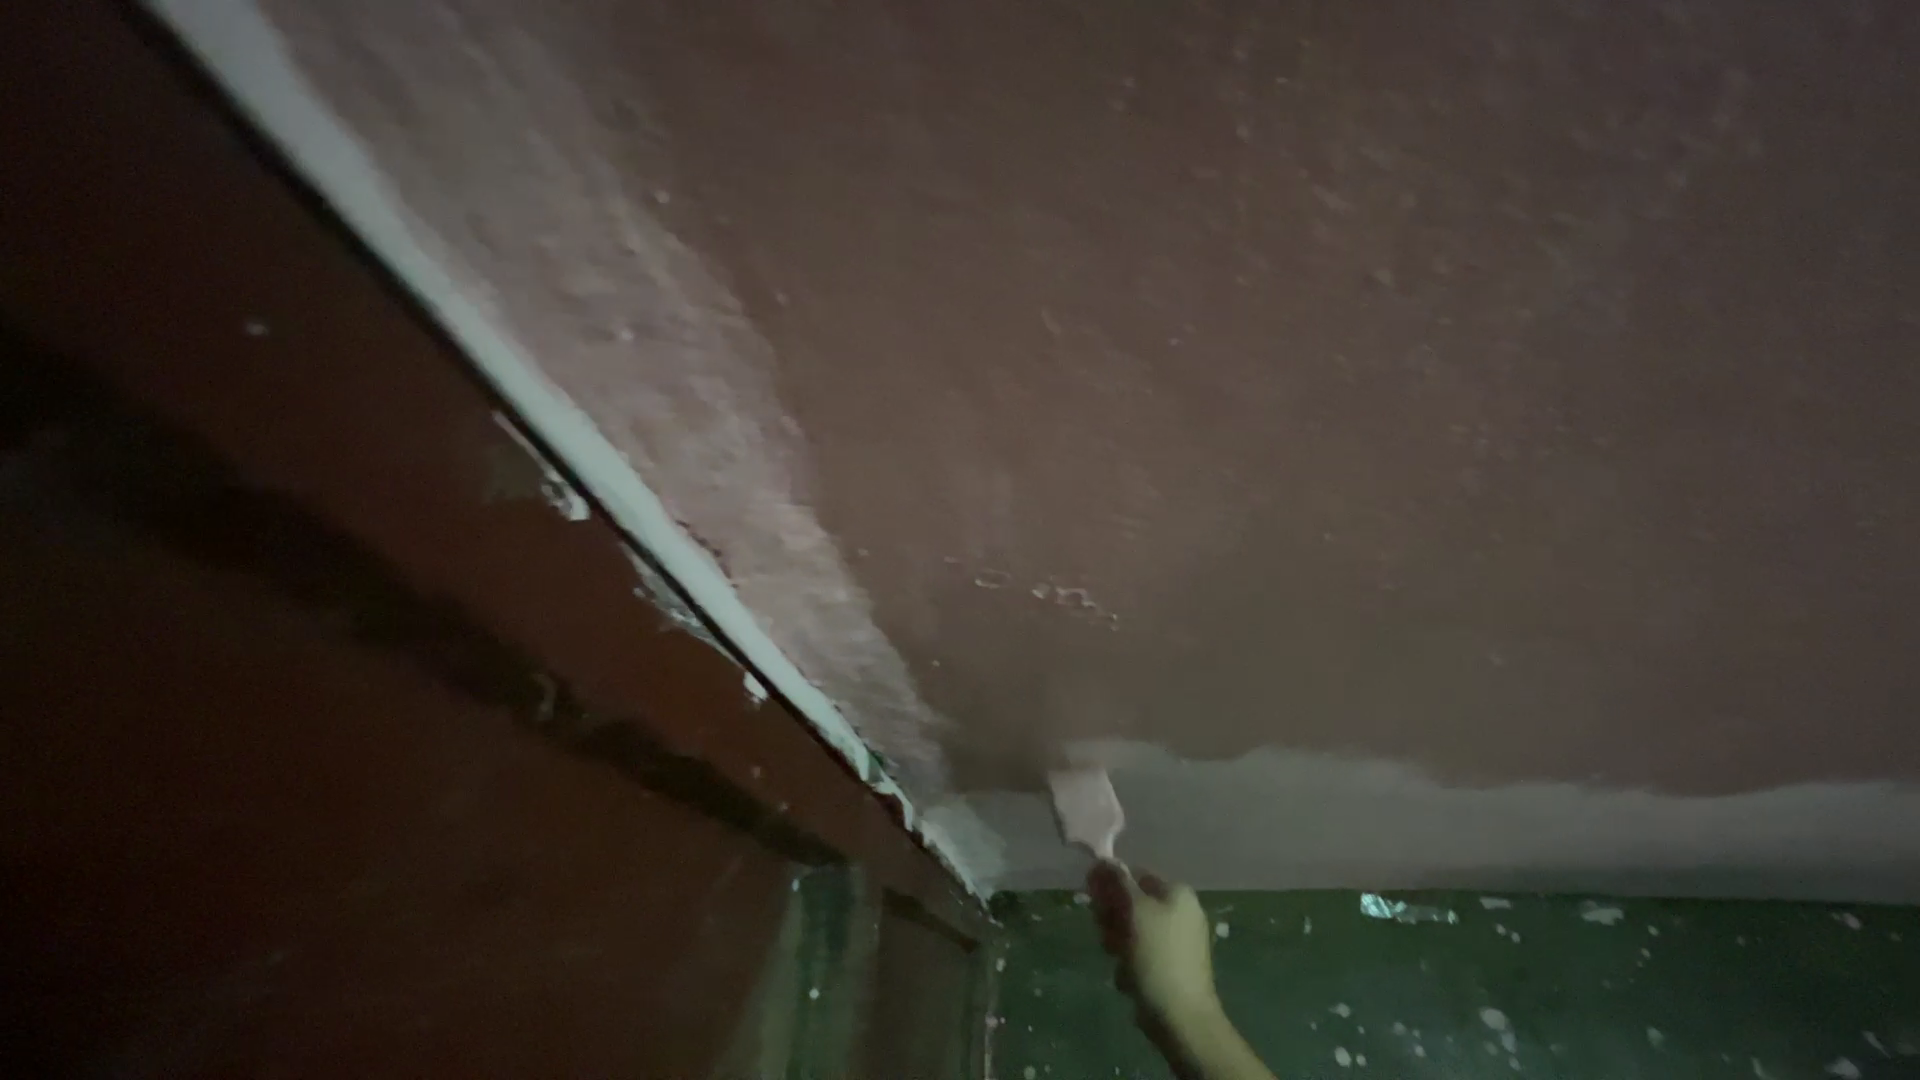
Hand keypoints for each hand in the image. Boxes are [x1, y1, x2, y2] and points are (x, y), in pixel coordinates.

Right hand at [1087, 861, 1221, 1023]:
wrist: (1180, 1016)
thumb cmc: (1157, 956)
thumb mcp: (1135, 909)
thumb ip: (1119, 881)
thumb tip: (1105, 859)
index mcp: (1177, 893)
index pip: (1135, 874)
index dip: (1111, 883)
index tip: (1091, 898)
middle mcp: (1179, 912)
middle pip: (1131, 902)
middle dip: (1112, 917)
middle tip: (1104, 931)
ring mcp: (1175, 941)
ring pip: (1131, 929)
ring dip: (1117, 941)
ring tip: (1117, 958)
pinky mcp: (1168, 966)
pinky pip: (1139, 953)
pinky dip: (1129, 962)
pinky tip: (1128, 976)